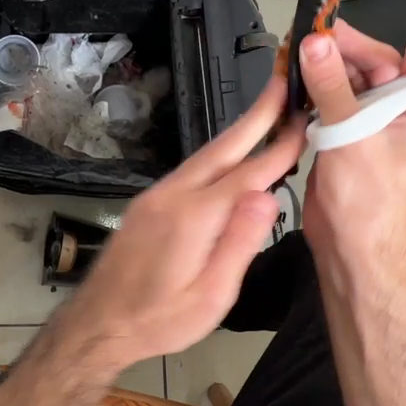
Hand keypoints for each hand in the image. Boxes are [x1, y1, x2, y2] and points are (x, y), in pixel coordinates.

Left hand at [60, 77, 304, 370]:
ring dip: (238, 134)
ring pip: (204, 157)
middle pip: (222, 149)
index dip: (279, 148)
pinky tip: (233, 156)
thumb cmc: (158, 320)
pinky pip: (191, 171)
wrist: (99, 322)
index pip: (247, 175)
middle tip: (284, 83)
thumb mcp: (211, 296)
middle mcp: (172, 195)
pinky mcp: (149, 203)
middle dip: (256, 116)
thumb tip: (268, 197)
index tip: (306, 122)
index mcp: (192, 217)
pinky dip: (219, 156)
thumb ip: (239, 244)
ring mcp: (156, 196)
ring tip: (268, 112)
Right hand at [299, 24, 405, 278]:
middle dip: (353, 51)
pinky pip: (336, 95)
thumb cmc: (369, 203)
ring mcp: (377, 120)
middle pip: (387, 61)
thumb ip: (332, 86)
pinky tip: (295, 78)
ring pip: (357, 75)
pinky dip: (317, 85)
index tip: (384, 61)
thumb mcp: (353, 137)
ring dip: (328, 64)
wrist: (348, 247)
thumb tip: (315, 43)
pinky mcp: (349, 129)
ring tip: (297, 54)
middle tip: (316, 41)